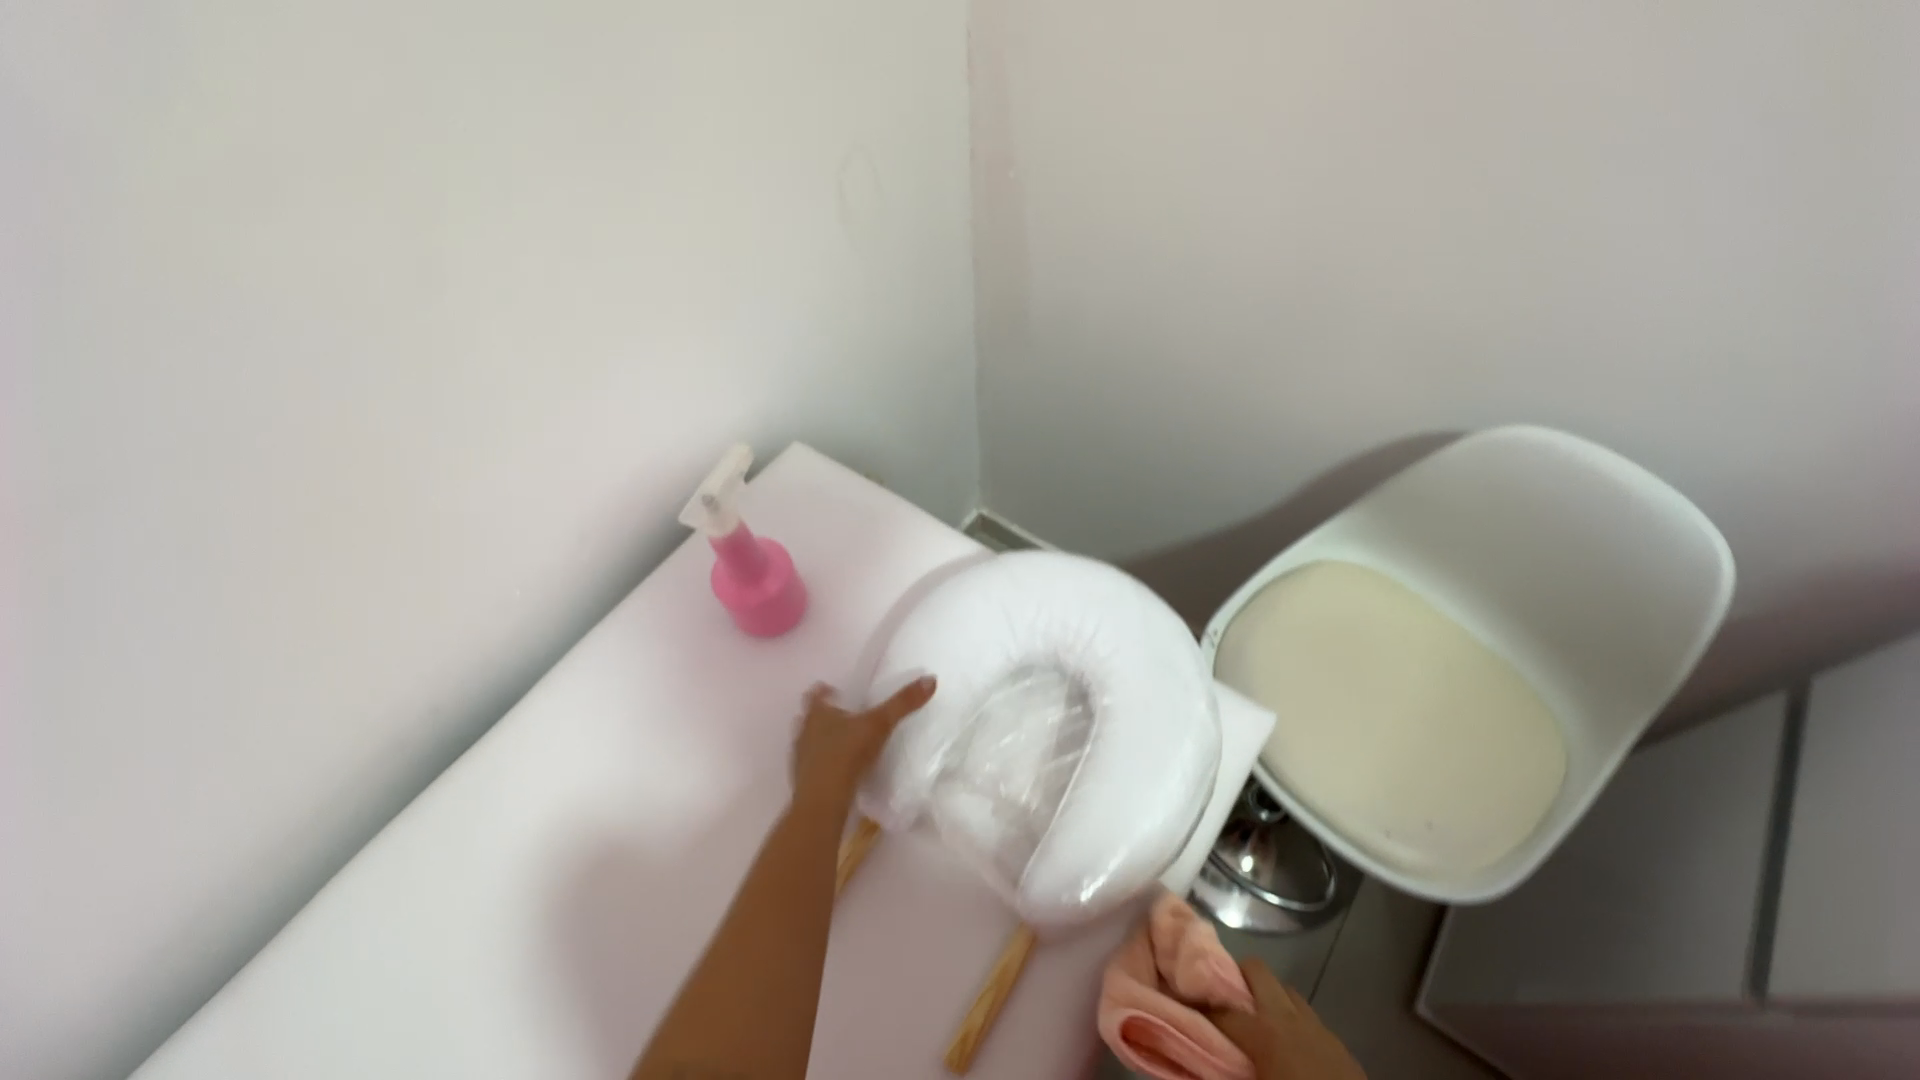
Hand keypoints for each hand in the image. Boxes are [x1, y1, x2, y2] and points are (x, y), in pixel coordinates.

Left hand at [790, 676, 935, 811]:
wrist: (823, 799)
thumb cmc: (847, 754)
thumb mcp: (879, 725)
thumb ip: (903, 703)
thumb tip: (930, 679)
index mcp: (817, 712)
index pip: (816, 694)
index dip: (825, 692)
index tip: (836, 692)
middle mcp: (804, 730)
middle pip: (810, 716)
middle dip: (823, 715)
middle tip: (844, 717)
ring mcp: (800, 755)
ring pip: (809, 740)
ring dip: (822, 740)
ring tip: (842, 743)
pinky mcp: (802, 778)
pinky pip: (812, 764)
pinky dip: (823, 763)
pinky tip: (838, 770)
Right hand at [1210, 958, 1365, 1079]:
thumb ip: (1226, 1070)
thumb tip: (1200, 1063)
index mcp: (1266, 1031)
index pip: (1220, 1008)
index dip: (1197, 1005)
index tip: (1183, 1005)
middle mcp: (1291, 1017)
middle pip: (1257, 971)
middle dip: (1235, 977)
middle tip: (1218, 1001)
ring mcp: (1319, 1026)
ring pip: (1286, 991)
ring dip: (1266, 998)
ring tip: (1253, 1023)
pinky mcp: (1339, 1043)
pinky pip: (1308, 1017)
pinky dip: (1292, 1021)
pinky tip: (1288, 1046)